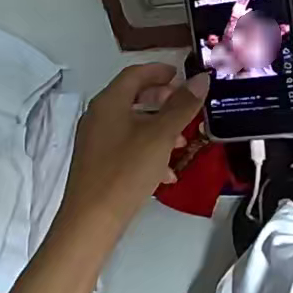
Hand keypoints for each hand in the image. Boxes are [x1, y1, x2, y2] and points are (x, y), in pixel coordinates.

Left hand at [57, 63, 209, 230]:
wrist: (92, 221)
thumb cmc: (125, 172)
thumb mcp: (161, 136)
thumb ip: (182, 106)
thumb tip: (200, 79)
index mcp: (109, 103)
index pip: (135, 74)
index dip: (159, 71)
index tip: (182, 75)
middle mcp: (98, 117)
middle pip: (133, 97)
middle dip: (162, 99)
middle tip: (186, 105)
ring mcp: (96, 141)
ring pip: (133, 123)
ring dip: (159, 126)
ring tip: (182, 141)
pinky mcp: (99, 164)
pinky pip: (128, 146)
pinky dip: (149, 149)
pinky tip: (167, 171)